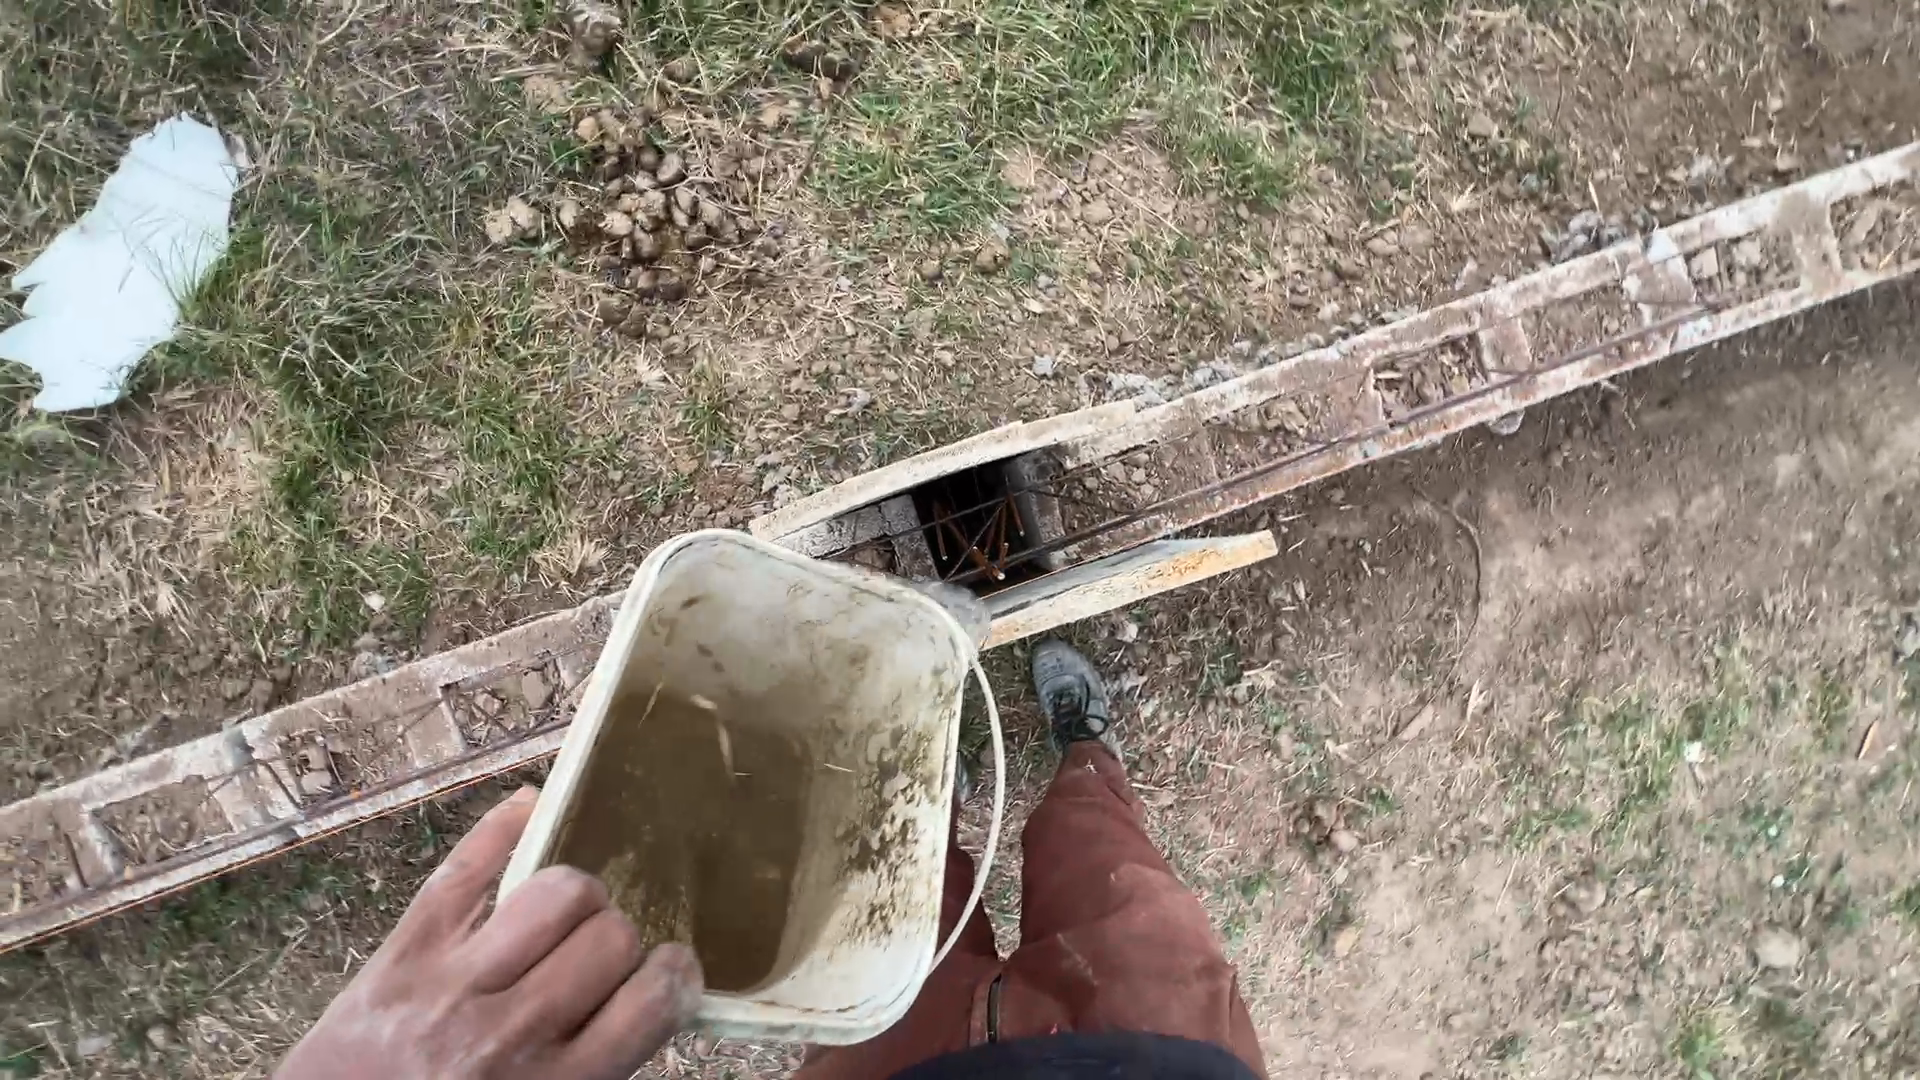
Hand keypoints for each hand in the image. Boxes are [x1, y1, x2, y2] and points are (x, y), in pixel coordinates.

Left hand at [277, 787, 702, 1078]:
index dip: (675, 974)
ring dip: (578, 897)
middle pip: (611, 936)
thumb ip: (603, 1061)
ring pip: (559, 891)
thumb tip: (659, 986)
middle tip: (596, 962)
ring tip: (564, 919)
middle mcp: (506, 1033)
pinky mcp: (400, 955)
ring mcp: (449, 986)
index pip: (652, 998)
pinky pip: (463, 868)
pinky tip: (529, 807)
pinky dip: (502, 828)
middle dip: (617, 940)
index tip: (667, 971)